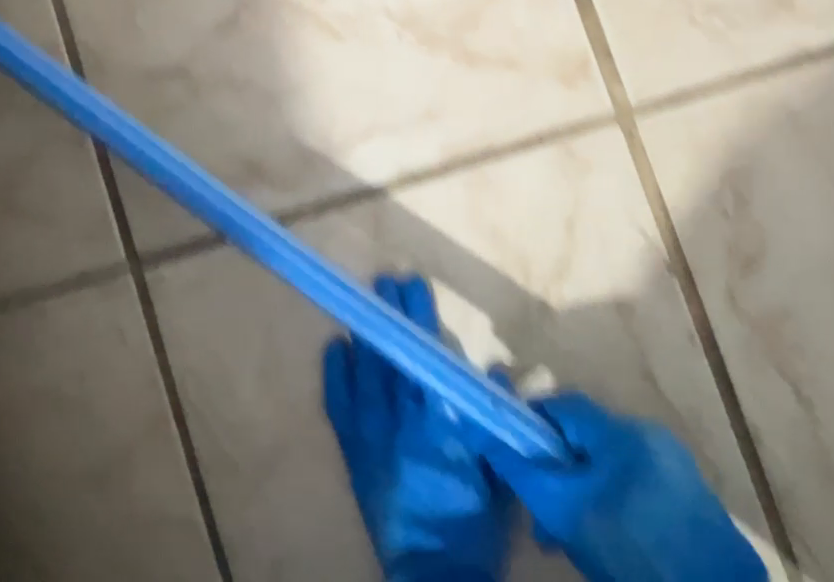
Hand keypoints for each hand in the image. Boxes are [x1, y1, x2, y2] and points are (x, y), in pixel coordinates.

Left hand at [323, 274, 512, 581]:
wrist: (431, 572)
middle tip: (385, 281)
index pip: (426, 354)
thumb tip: (496, 373)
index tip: (414, 284)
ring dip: (365, 335)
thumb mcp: (498, 474)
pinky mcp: (354, 454)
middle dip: (389, 315)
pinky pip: (339, 405)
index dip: (418, 316)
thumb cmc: (473, 524)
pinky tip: (336, 348)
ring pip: (364, 372)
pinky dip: (336, 375)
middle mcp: (400, 419)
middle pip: (392, 354)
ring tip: (365, 305)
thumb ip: (495, 423)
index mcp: (439, 421)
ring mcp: (371, 435)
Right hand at [482, 393, 766, 581]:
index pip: (561, 405)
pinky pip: (633, 488)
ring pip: (606, 468)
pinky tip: (602, 540)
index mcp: (622, 430)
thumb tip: (484, 431)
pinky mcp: (688, 500)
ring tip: (565, 536)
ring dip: (578, 493)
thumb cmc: (629, 545)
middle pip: (583, 439)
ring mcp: (674, 469)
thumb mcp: (563, 508)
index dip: (528, 425)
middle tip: (537, 513)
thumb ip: (520, 467)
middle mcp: (650, 437)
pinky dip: (609, 506)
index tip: (509, 458)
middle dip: (553, 470)